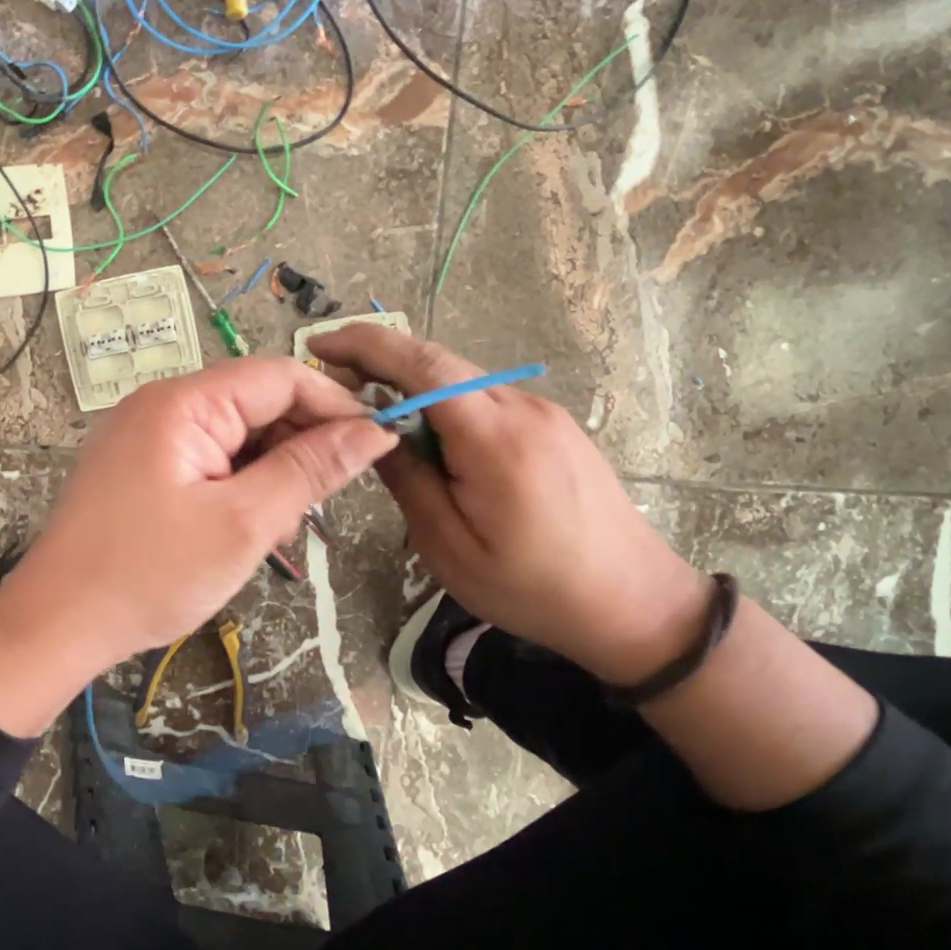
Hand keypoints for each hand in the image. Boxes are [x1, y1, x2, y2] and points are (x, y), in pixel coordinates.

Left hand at [10, 356, 396, 660]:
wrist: (57, 622)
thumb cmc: (150, 576)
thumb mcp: (243, 524)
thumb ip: (309, 469)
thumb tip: (373, 431)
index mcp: (182, 403)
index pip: (279, 376)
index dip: (334, 405)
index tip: (376, 445)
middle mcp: (160, 404)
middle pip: (254, 401)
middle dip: (299, 442)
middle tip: (326, 499)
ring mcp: (143, 435)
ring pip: (232, 434)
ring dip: (269, 470)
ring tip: (282, 525)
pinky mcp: (137, 466)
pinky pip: (204, 458)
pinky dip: (236, 484)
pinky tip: (247, 526)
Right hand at [308, 325, 710, 682]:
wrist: (632, 603)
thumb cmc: (532, 588)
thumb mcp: (449, 547)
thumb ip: (407, 480)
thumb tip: (370, 430)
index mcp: (496, 438)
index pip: (423, 367)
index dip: (365, 346)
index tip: (318, 347)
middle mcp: (523, 409)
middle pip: (439, 363)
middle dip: (378, 360)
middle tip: (330, 382)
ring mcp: (543, 414)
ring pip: (461, 380)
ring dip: (409, 385)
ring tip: (369, 415)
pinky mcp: (552, 427)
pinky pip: (484, 399)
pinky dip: (441, 403)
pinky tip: (423, 434)